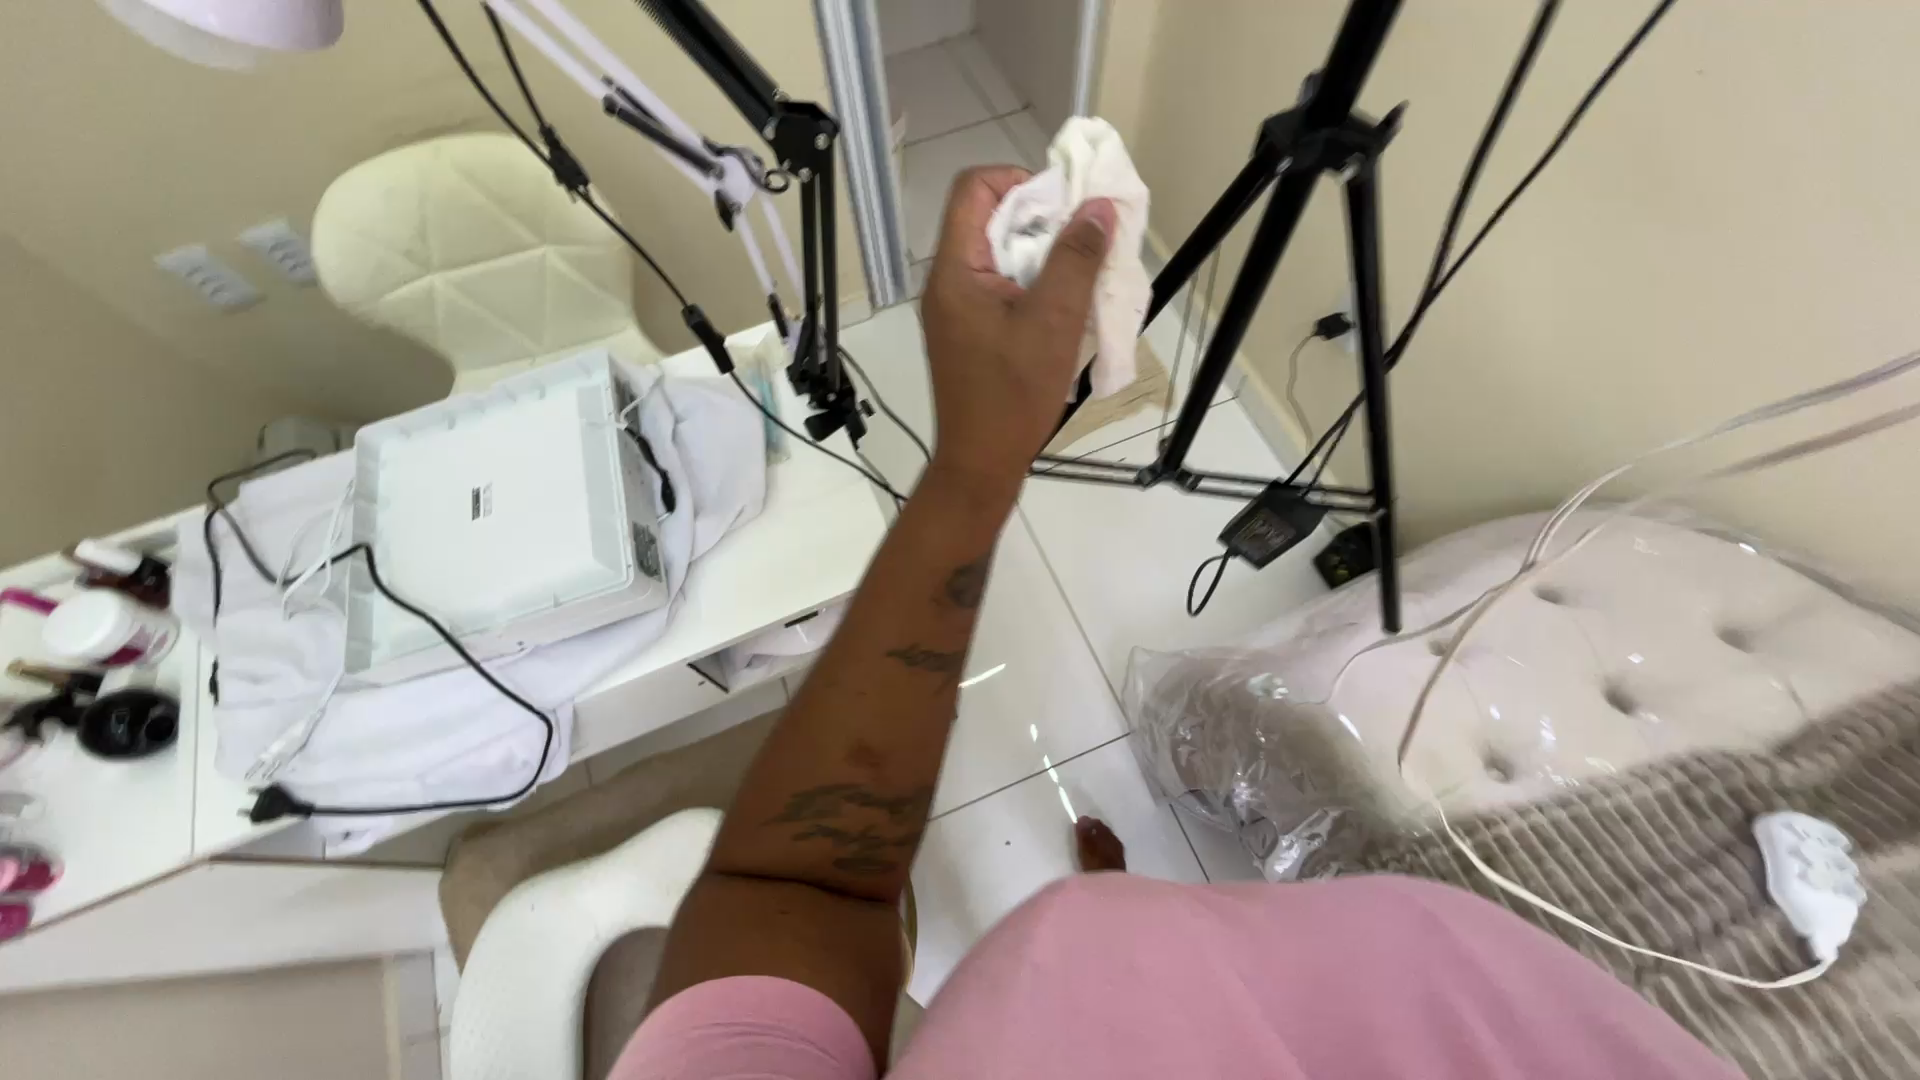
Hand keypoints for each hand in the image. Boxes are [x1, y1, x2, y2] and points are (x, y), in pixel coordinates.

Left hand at [920, 166, 1115, 495]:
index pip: (974, 188)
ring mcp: (954, 311)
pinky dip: (1031, 287)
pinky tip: (1060, 309)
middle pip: (988, 220)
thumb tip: (1098, 206)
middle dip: (1041, 220)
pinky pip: (998, 289)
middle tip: (1082, 243)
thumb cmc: (1013, 396)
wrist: (981, 462)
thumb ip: (1076, 258)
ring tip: (1078, 277)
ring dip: (1041, 257)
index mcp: (955, 270)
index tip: (1063, 206)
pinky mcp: (967, 334)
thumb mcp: (1053, 322)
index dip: (1020, 179)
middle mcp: (946, 283)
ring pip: (998, 256)